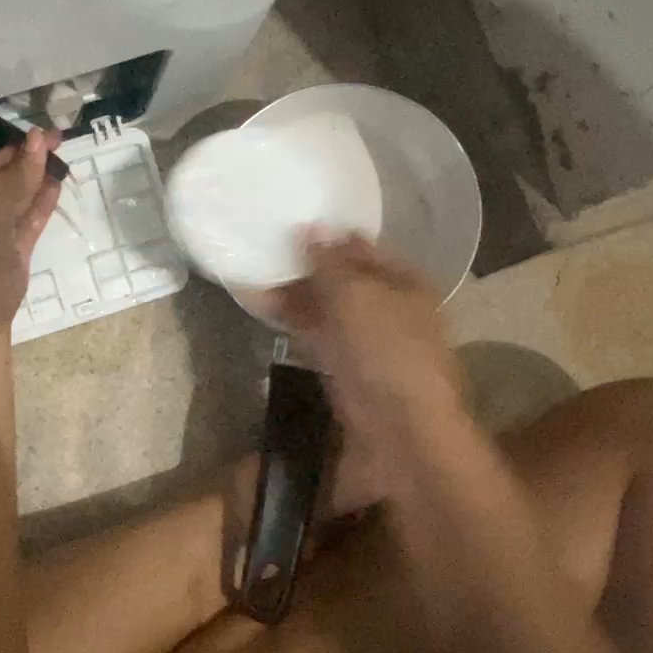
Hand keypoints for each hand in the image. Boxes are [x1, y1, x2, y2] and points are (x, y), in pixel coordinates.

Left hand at [0, 132, 62, 331]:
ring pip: (18, 201)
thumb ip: (18, 171)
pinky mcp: (12, 256)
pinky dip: (41, 205)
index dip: (18, 147)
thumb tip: (38, 138)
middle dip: (30, 161)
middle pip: (3, 180)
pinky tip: (57, 185)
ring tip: (64, 158)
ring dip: (39, 180)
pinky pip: (28, 222)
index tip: (47, 132)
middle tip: (61, 140)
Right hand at [276, 233, 468, 490]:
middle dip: (302, 263)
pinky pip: (312, 334)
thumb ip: (330, 261)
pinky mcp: (342, 368)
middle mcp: (386, 305)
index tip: (285, 219)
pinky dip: (289, 320)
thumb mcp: (357, 295)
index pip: (359, 245)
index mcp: (403, 280)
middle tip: (258, 245)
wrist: (401, 433)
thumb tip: (310, 227)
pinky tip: (259, 306)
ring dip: (290, 291)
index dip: (324, 234)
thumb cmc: (387, 352)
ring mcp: (364, 340)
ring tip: (248, 271)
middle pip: (339, 276)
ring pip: (323, 306)